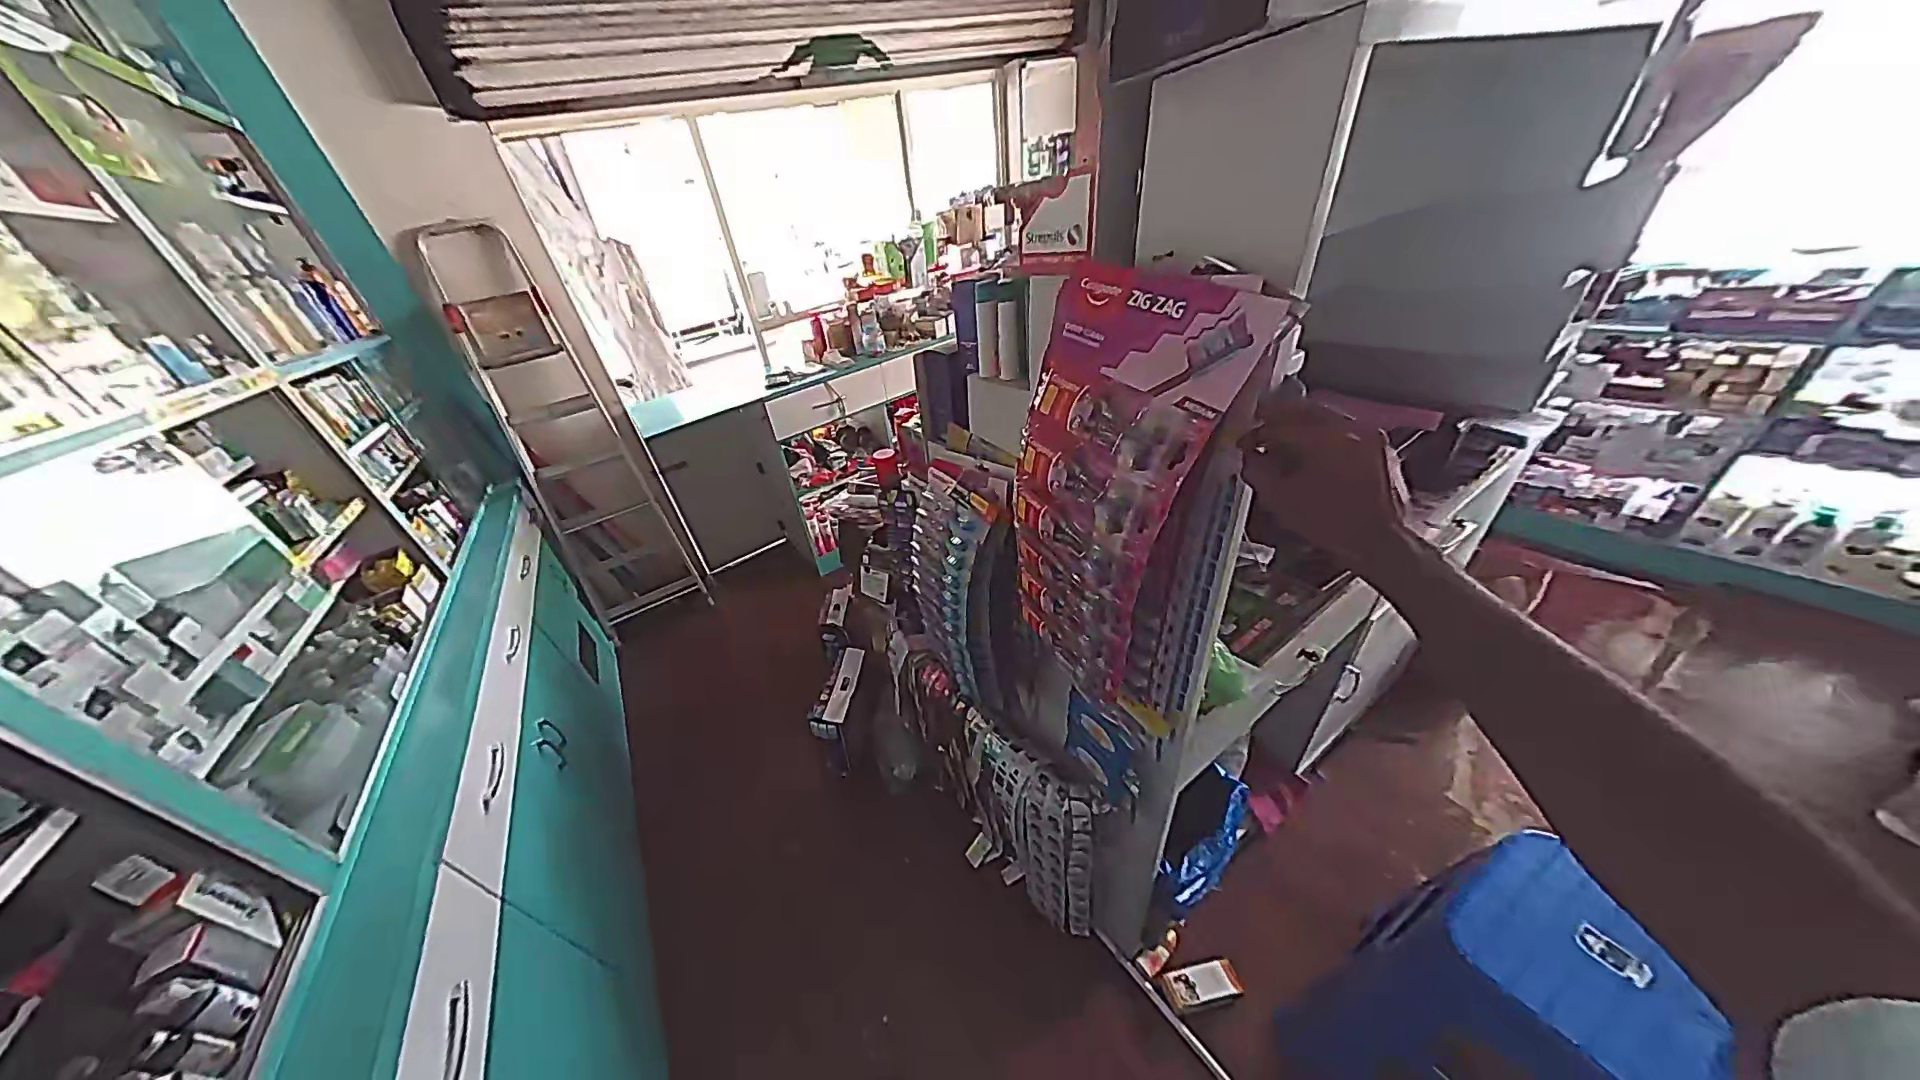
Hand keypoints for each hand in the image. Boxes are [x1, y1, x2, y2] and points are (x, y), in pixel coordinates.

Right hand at [1237, 396, 1416, 578]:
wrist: (1379, 542)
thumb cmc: (1328, 523)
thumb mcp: (1280, 499)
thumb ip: (1258, 471)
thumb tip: (1251, 457)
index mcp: (1324, 437)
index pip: (1280, 423)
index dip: (1255, 433)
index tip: (1244, 444)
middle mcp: (1350, 427)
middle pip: (1306, 410)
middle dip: (1279, 419)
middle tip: (1261, 429)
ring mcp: (1369, 435)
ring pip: (1327, 417)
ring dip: (1302, 425)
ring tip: (1284, 441)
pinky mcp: (1380, 448)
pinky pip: (1345, 431)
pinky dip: (1324, 436)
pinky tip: (1313, 452)